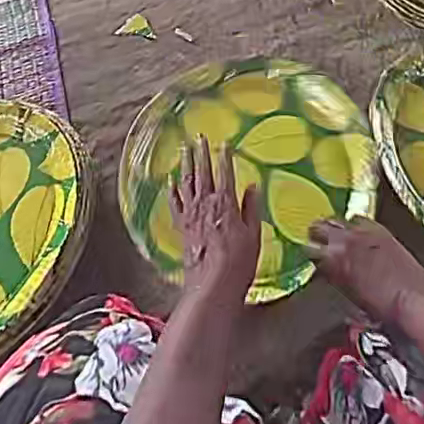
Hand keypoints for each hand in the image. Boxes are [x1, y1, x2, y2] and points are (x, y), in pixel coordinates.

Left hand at [170, 135, 260, 304]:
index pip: (225, 173)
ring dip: (186, 164)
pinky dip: (171, 190)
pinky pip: (175, 204)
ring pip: (187, 183)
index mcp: (226, 203)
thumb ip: (251, 208)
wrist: (212, 286)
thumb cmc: (238, 263)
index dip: (224, 156)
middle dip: (202, 153)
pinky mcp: (182, 227)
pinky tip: (170, 180)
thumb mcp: (253, 234)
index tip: (224, 143)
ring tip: (184, 149)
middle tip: (199, 137)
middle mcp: (206, 205)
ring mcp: (191, 215)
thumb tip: (253, 186)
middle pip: (203, 173)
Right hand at [307, 217, 423, 326]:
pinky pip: (358, 220)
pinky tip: (356, 232)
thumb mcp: (349, 296)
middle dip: (317, 233)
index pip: (311, 248)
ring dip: (334, 227)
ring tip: (332, 234)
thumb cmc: (383, 305)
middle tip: (314, 240)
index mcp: (334, 259)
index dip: (307, 252)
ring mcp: (364, 231)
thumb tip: (326, 271)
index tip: (308, 255)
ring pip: (338, 220)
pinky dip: (354, 225)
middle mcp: (347, 239)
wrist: (414, 297)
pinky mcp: (380, 229)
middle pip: (321, 227)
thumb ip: (334, 277)